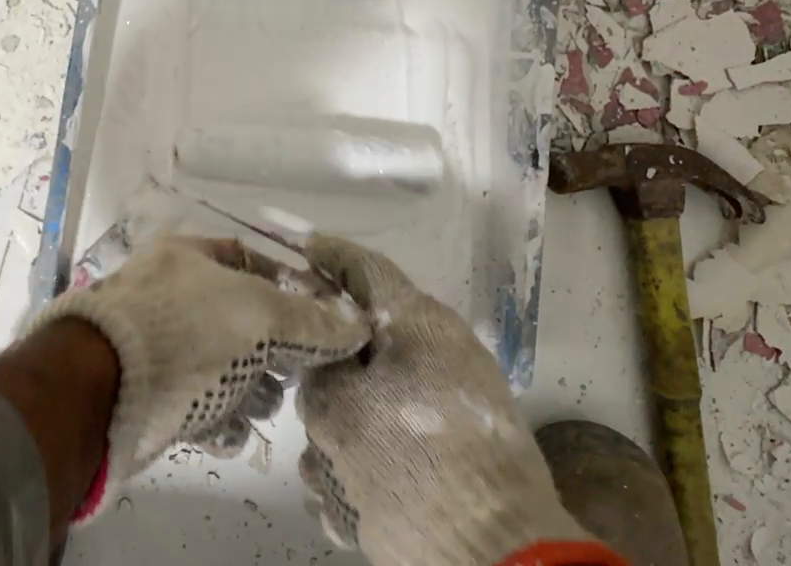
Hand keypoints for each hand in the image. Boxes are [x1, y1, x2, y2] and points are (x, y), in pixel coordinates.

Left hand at [33, 236, 371, 518]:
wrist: (100, 389)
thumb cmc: (185, 331)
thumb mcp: (259, 314)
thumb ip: (311, 319)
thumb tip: (357, 323)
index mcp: (186, 257)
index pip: (249, 261)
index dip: (289, 286)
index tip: (319, 320)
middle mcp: (166, 292)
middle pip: (234, 316)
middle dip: (271, 348)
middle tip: (295, 374)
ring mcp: (149, 341)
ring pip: (215, 361)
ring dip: (247, 386)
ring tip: (264, 406)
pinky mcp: (140, 390)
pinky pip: (191, 398)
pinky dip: (215, 413)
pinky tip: (229, 429)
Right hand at [296, 235, 615, 565]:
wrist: (501, 562)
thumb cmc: (416, 470)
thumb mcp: (340, 409)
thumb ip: (316, 365)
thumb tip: (317, 349)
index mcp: (422, 325)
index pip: (364, 268)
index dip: (322, 256)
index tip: (288, 255)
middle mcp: (440, 356)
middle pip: (360, 343)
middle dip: (322, 378)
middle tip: (298, 406)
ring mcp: (450, 408)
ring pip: (369, 400)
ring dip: (338, 438)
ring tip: (326, 482)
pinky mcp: (453, 456)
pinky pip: (391, 442)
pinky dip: (366, 469)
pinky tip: (347, 507)